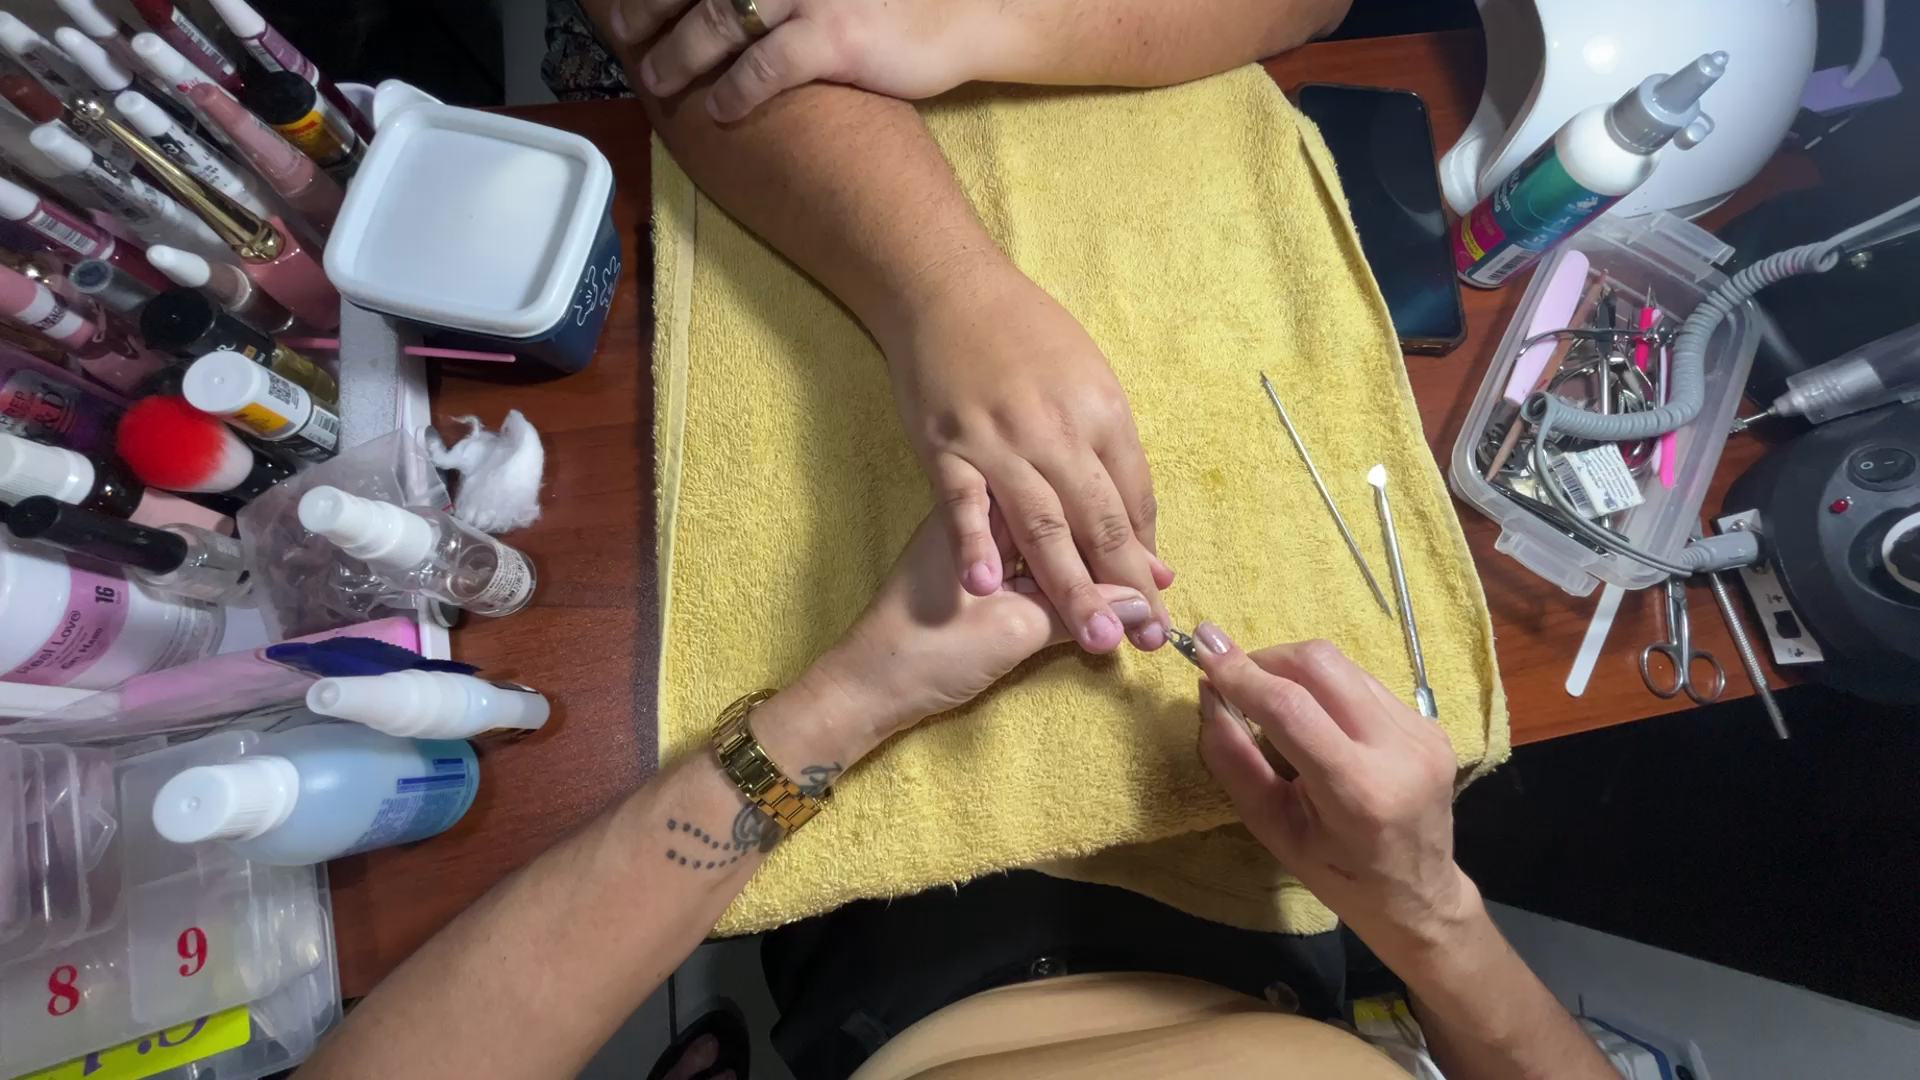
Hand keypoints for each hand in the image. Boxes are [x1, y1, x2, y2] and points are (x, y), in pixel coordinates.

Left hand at [610, 0, 994, 120]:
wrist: (956, 16)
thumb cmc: (886, 3)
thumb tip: (734, 7)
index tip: (625, 7)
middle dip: (651, 8)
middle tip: (624, 37)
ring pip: (718, 19)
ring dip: (679, 53)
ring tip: (655, 81)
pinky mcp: (834, 37)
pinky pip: (766, 65)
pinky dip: (734, 89)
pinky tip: (716, 111)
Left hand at [811, 514, 1156, 747]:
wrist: (866, 684)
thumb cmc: (928, 651)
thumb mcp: (1010, 632)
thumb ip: (1076, 613)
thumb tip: (1142, 606)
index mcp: (980, 513)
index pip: (1064, 516)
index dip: (1117, 546)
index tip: (1161, 577)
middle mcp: (980, 516)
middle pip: (1064, 525)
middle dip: (1115, 555)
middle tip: (1164, 581)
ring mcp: (978, 542)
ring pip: (1053, 543)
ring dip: (1096, 565)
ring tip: (1148, 581)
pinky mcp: (978, 569)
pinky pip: (1035, 563)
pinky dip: (1068, 577)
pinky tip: (1101, 589)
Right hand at [890, 260, 1169, 655]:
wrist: (950, 289)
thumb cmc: (1023, 333)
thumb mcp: (1085, 377)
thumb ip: (1109, 447)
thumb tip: (1136, 516)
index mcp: (1102, 412)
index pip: (1133, 498)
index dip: (1146, 554)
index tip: (1156, 597)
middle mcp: (1061, 431)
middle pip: (1102, 520)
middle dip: (1128, 586)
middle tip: (1149, 643)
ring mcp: (1003, 441)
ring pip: (1044, 524)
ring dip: (1072, 586)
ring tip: (1096, 641)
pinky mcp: (949, 447)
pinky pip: (966, 504)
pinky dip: (975, 545)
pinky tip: (985, 587)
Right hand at [1185, 625, 1482, 965]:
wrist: (1419, 895)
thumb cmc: (1335, 871)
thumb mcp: (1269, 826)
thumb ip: (1233, 759)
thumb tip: (1208, 693)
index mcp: (1360, 792)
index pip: (1290, 708)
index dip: (1240, 674)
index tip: (1201, 648)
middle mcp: (1400, 751)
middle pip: (1319, 664)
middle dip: (1265, 660)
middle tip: (1238, 683)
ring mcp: (1421, 732)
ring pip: (1339, 663)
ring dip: (1291, 669)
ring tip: (1273, 701)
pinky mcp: (1428, 722)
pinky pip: (1359, 678)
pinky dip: (1320, 683)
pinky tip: (1314, 714)